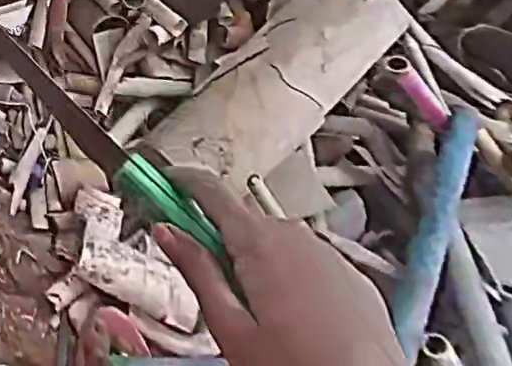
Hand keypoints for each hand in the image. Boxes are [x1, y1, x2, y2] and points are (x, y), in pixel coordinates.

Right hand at [153, 166, 404, 365]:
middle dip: (216, 234)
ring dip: (254, 255)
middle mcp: (294, 235)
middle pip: (239, 216)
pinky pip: (307, 259)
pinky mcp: (353, 277)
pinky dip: (290, 272)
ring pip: (273, 237)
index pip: (206, 187)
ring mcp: (328, 254)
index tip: (158, 183)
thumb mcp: (232, 330)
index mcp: (259, 241)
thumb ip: (197, 272)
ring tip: (255, 308)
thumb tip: (167, 232)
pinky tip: (292, 315)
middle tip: (203, 270)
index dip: (177, 181)